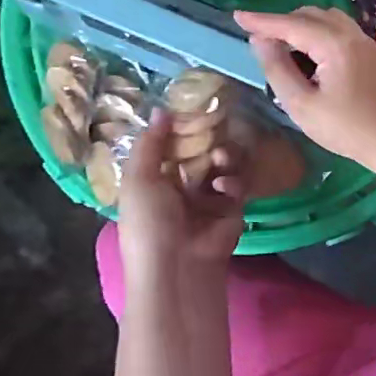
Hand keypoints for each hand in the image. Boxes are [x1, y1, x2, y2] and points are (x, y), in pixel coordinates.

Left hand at [116, 111, 245, 280]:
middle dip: (206, 139)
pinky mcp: (232, 211)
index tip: (191, 107)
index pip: (169, 146)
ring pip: (222, 166)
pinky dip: (233, 182)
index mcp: (154, 180)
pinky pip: (237, 186)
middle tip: (214, 126)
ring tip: (220, 158)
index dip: (179, 128)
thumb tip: (162, 110)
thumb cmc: (148, 223)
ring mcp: (208, 200)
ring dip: (223, 157)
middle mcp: (181, 188)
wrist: (177, 268)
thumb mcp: (138, 178)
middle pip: (199, 152)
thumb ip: (151, 142)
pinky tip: (224, 187)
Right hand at [234, 7, 375, 168]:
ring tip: (283, 47)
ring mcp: (365, 42)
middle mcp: (351, 34)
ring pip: (327, 19)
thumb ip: (278, 70)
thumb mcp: (302, 106)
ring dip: (301, 26)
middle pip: (310, 15)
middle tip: (260, 42)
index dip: (261, 20)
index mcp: (334, 45)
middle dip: (282, 23)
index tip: (237, 16)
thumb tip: (260, 42)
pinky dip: (319, 33)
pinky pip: (340, 31)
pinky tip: (311, 56)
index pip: (290, 24)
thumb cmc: (346, 129)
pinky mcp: (372, 52)